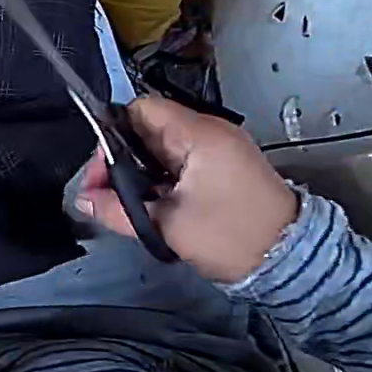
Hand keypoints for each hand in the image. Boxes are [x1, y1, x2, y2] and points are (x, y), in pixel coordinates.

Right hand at [77, 96, 298, 283]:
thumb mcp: (168, 226)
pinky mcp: (221, 169)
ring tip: (125, 203)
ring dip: (139, 172)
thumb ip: (118, 210)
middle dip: (121, 158)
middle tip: (105, 193)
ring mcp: (218, 150)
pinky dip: (159, 181)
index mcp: (200, 135)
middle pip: (148, 129)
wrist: (288, 262)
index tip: (102, 170)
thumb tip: (83, 199)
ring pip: (161, 149)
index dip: (114, 133)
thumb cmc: (233, 237)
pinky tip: (149, 205)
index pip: (142, 109)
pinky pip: (178, 164)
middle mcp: (210, 133)